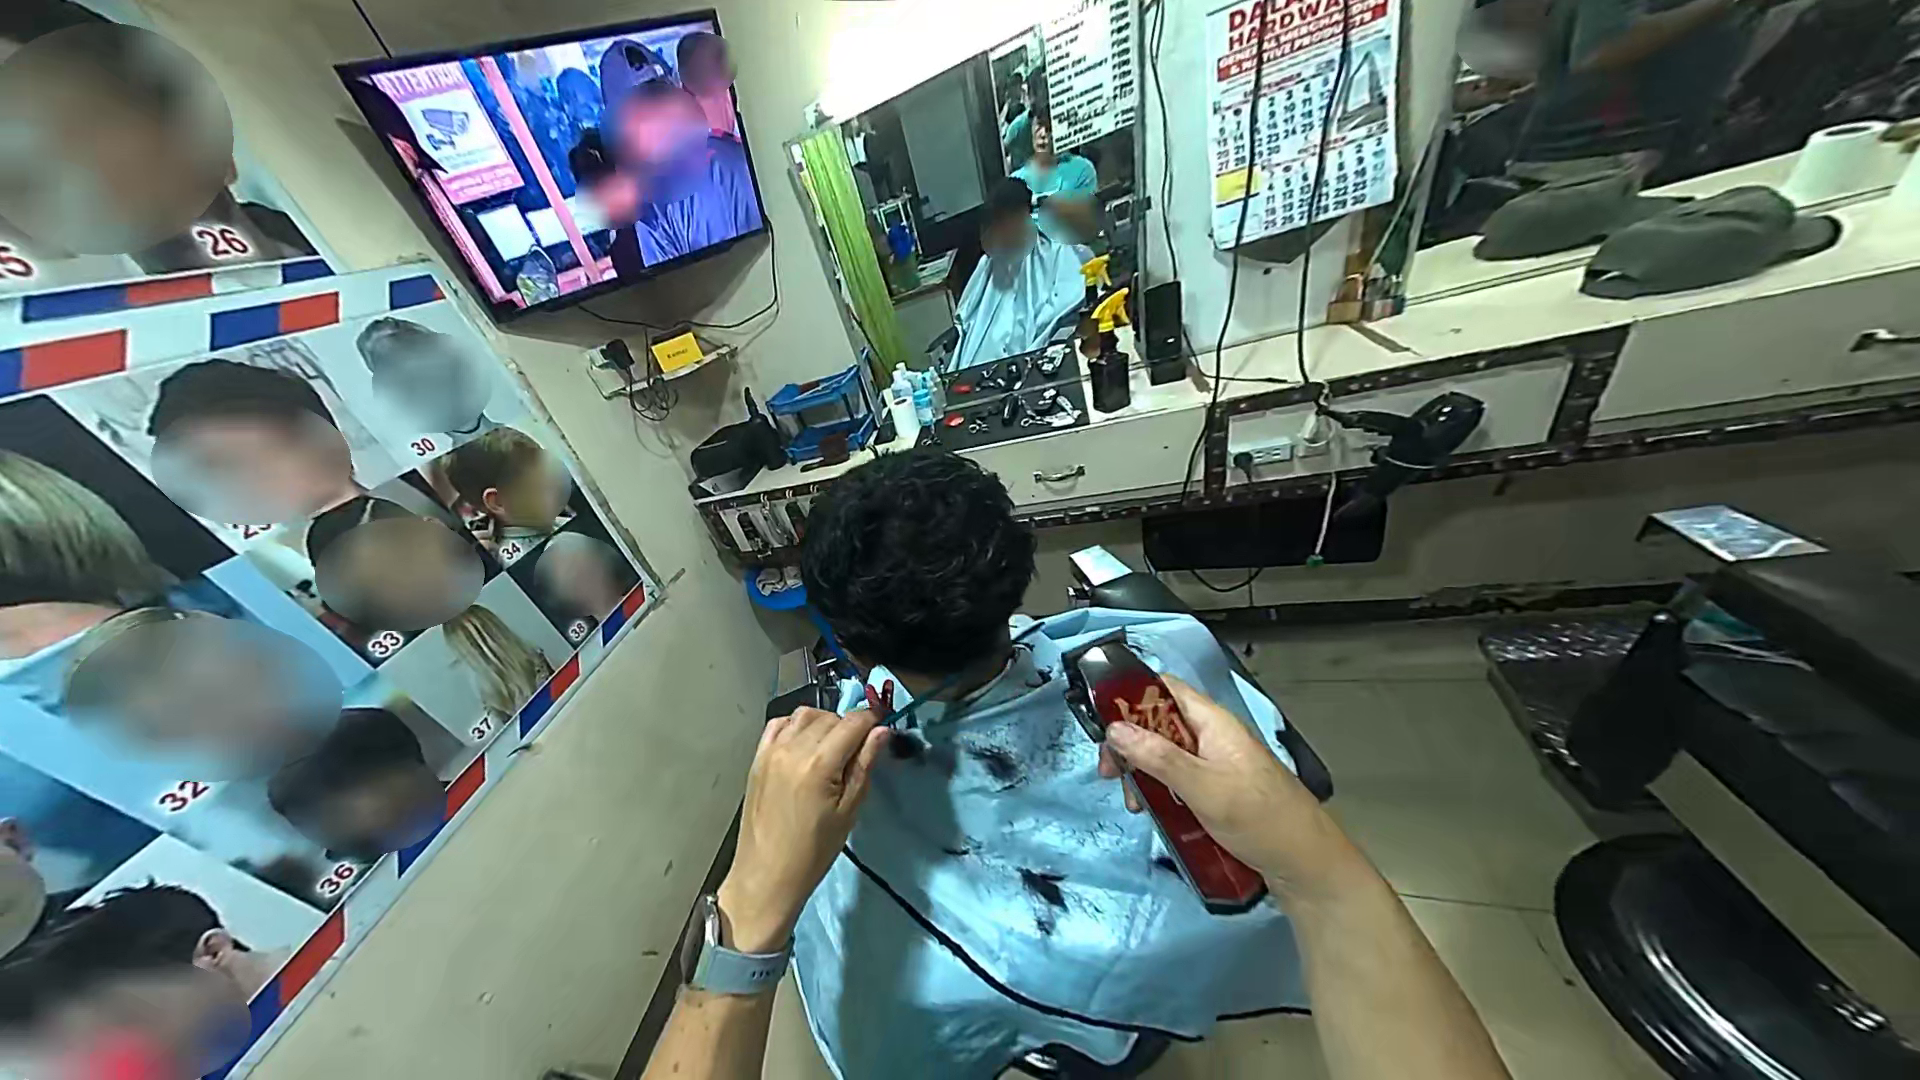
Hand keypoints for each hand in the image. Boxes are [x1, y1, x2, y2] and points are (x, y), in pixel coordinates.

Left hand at [717, 708, 889, 952]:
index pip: (853, 722)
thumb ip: (865, 764)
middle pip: (831, 716)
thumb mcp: (849, 810)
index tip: (881, 726)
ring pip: (805, 714)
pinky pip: (779, 724)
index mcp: (819, 764)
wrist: (766, 877)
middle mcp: (793, 749)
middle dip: (849, 725)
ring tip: (831, 747)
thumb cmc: (814, 850)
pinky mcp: (757, 758)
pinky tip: (804, 743)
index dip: (872, 719)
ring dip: (824, 722)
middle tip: (857, 749)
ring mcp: (772, 751)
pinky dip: (796, 725)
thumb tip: (881, 731)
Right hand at [1098, 676, 1367, 901]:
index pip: (1164, 688)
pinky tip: (1152, 812)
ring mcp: (1212, 764)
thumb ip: (1158, 757)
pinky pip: (1174, 779)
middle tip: (1110, 772)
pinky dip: (1158, 791)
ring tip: (1134, 802)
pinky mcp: (1213, 790)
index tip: (1105, 723)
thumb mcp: (1204, 787)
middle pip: (1157, 723)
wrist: (1309, 870)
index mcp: (1211, 721)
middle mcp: (1210, 736)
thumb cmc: (1261, 819)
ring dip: (1141, 772)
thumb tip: (1114, 729)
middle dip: (1129, 744)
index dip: (1131, 696)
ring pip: (1162, 754)